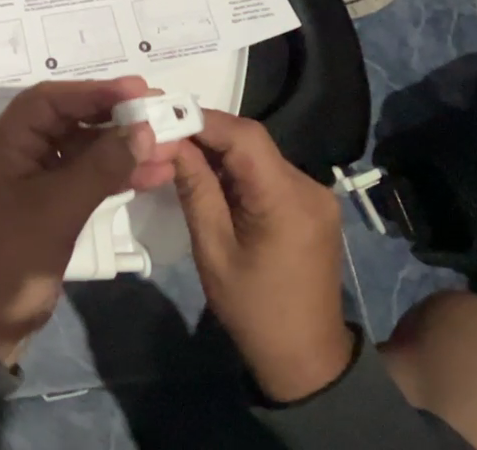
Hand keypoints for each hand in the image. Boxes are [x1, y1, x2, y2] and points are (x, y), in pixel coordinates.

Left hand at [0, 77, 178, 365]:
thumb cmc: (11, 257)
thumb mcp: (58, 208)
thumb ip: (101, 166)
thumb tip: (142, 130)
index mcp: (2, 142)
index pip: (50, 100)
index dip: (94, 91)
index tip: (140, 90)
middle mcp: (13, 153)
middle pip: (67, 121)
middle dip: (113, 118)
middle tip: (159, 113)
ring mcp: (28, 180)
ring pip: (79, 151)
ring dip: (119, 148)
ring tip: (166, 147)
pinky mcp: (44, 206)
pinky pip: (81, 178)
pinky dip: (113, 175)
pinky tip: (150, 174)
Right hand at [173, 109, 351, 401]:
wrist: (306, 357)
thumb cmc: (253, 308)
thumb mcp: (213, 249)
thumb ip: (194, 188)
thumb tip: (168, 142)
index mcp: (287, 199)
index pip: (244, 136)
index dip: (202, 120)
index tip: (161, 119)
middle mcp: (309, 186)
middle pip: (252, 141)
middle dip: (206, 135)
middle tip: (162, 138)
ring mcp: (315, 195)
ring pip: (259, 154)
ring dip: (220, 152)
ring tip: (179, 158)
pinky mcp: (311, 206)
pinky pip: (268, 172)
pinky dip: (237, 170)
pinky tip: (211, 181)